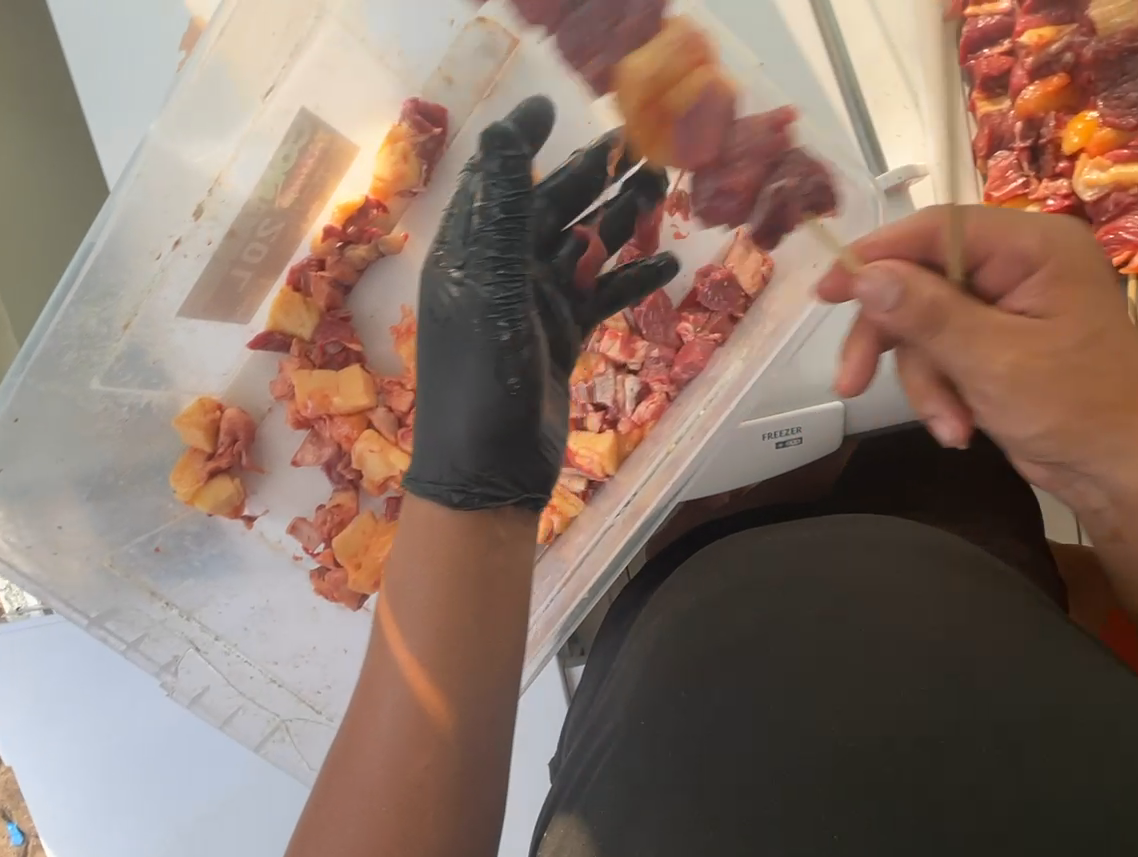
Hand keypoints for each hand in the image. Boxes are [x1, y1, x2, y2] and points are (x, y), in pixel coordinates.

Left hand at [405, 96, 679, 512]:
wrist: (491, 469)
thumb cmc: (483, 383)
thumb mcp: (491, 293)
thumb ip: (503, 216)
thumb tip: (507, 134)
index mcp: (471, 252)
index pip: (499, 181)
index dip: (524, 143)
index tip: (554, 106)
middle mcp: (501, 271)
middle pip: (551, 209)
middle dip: (592, 177)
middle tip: (639, 145)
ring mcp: (534, 305)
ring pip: (582, 249)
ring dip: (619, 221)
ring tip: (662, 188)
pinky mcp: (561, 337)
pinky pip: (600, 296)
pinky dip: (630, 279)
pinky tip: (666, 264)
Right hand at [816, 206, 1137, 512]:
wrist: (1118, 471)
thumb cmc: (1075, 409)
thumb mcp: (993, 360)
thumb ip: (927, 314)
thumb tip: (864, 275)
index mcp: (1032, 247)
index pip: (937, 230)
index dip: (875, 256)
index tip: (826, 291)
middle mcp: (1015, 266)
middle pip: (919, 284)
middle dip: (892, 341)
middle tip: (850, 385)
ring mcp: (1002, 306)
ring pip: (922, 327)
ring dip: (924, 383)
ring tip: (949, 426)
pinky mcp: (991, 343)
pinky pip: (939, 354)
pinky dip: (939, 393)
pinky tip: (958, 427)